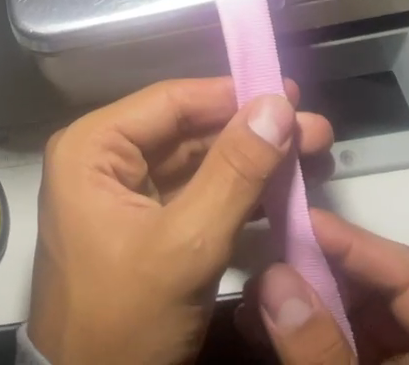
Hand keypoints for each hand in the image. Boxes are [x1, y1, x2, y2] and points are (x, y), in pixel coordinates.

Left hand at [27, 78, 336, 364]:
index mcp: (93, 147)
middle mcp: (103, 158)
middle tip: (315, 129)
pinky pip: (194, 194)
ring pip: (195, 161)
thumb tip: (277, 105)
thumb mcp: (186, 244)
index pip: (171, 102)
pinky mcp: (142, 225)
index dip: (232, 94)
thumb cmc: (124, 317)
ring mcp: (122, 193)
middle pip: (187, 129)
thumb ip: (234, 173)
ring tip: (313, 153)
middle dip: (252, 131)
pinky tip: (284, 191)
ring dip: (251, 161)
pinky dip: (237, 193)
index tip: (290, 91)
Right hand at [241, 210, 408, 363]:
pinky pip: (341, 343)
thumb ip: (324, 350)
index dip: (347, 239)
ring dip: (297, 304)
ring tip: (251, 302)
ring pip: (350, 315)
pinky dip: (302, 335)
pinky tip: (261, 329)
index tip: (289, 215)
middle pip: (373, 289)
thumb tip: (273, 277)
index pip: (408, 272)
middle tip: (258, 261)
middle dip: (310, 272)